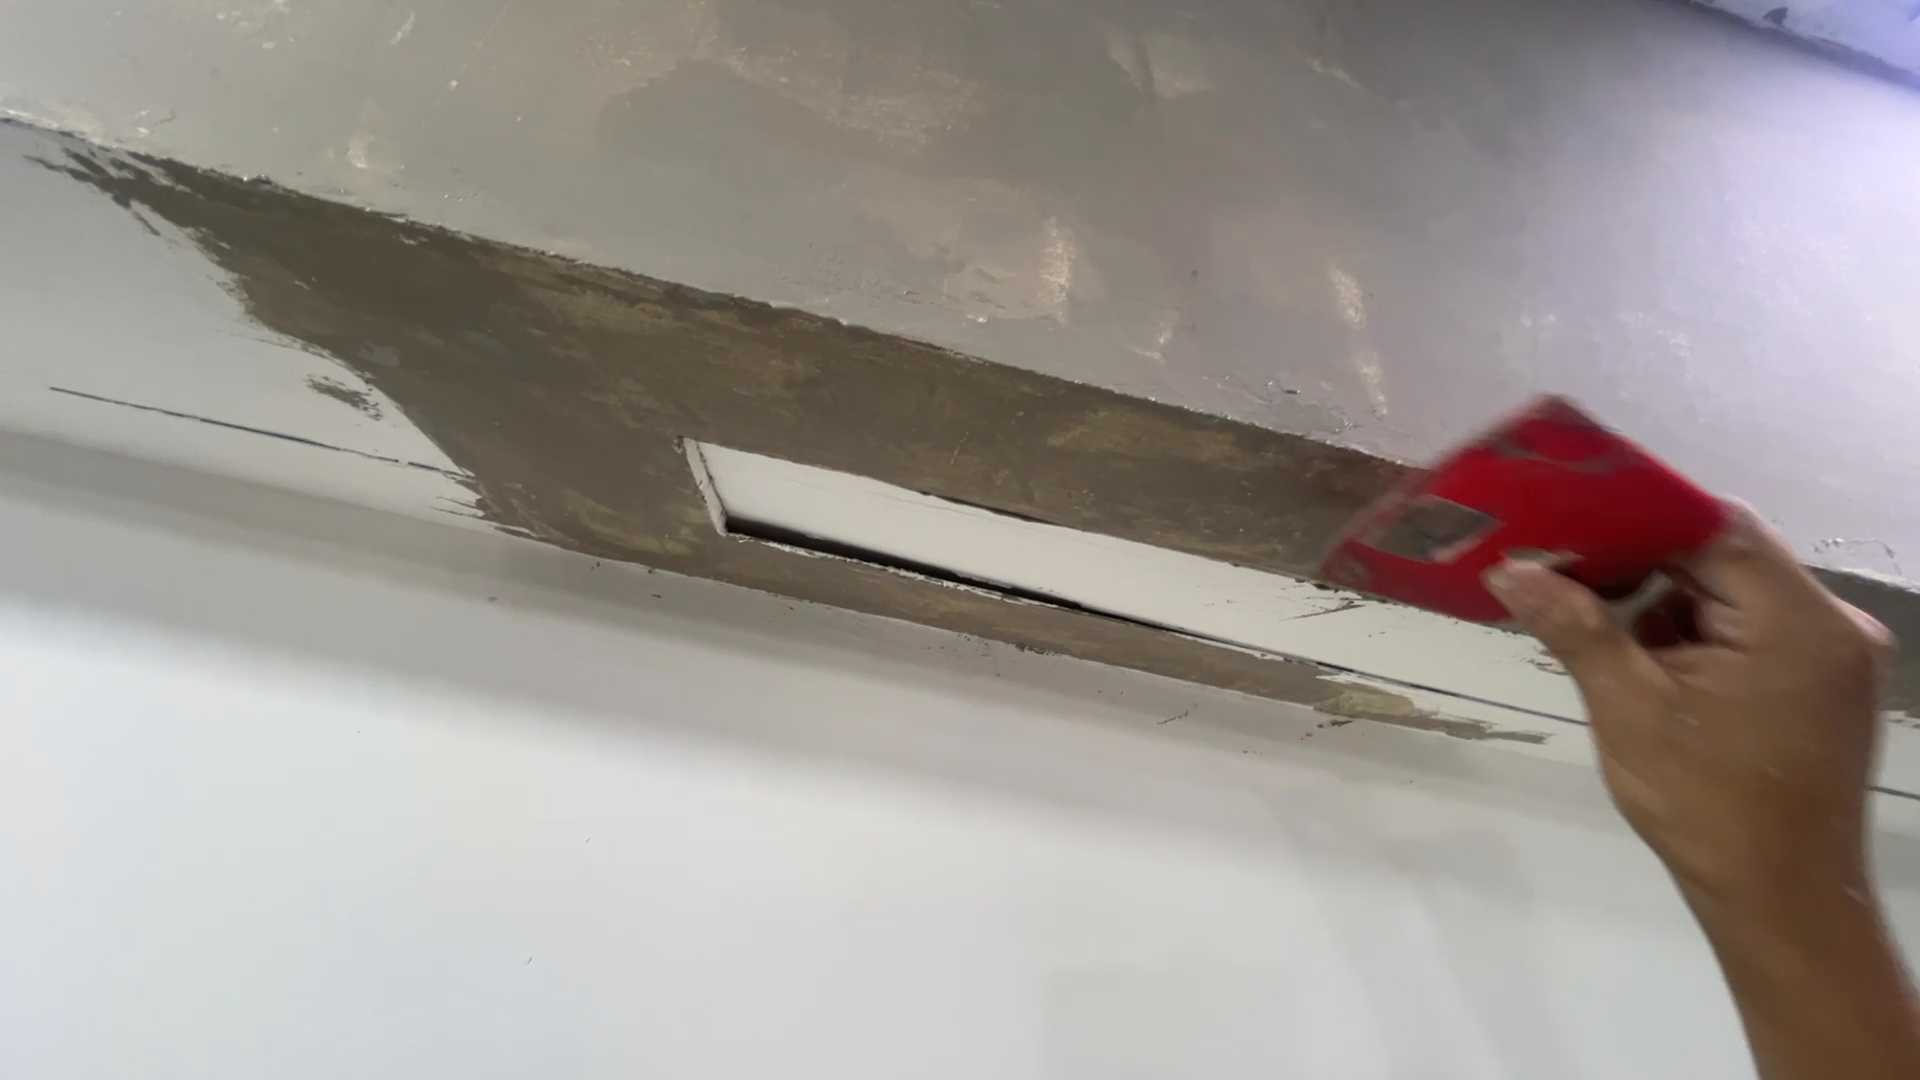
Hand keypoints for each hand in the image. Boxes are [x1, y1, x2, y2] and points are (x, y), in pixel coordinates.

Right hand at [1485, 503, 1891, 904]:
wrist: (1773, 891)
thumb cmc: (1704, 798)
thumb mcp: (1626, 705)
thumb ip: (1574, 627)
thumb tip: (1508, 569)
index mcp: (1797, 625)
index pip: (1718, 530)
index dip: (1640, 509)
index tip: (1563, 506)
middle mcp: (1823, 626)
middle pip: (1719, 554)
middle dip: (1633, 555)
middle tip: (1550, 556)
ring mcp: (1816, 653)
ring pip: (1718, 588)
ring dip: (1649, 594)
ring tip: (1577, 607)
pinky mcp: (1798, 677)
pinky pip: (1728, 622)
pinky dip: (1673, 624)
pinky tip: (1627, 650)